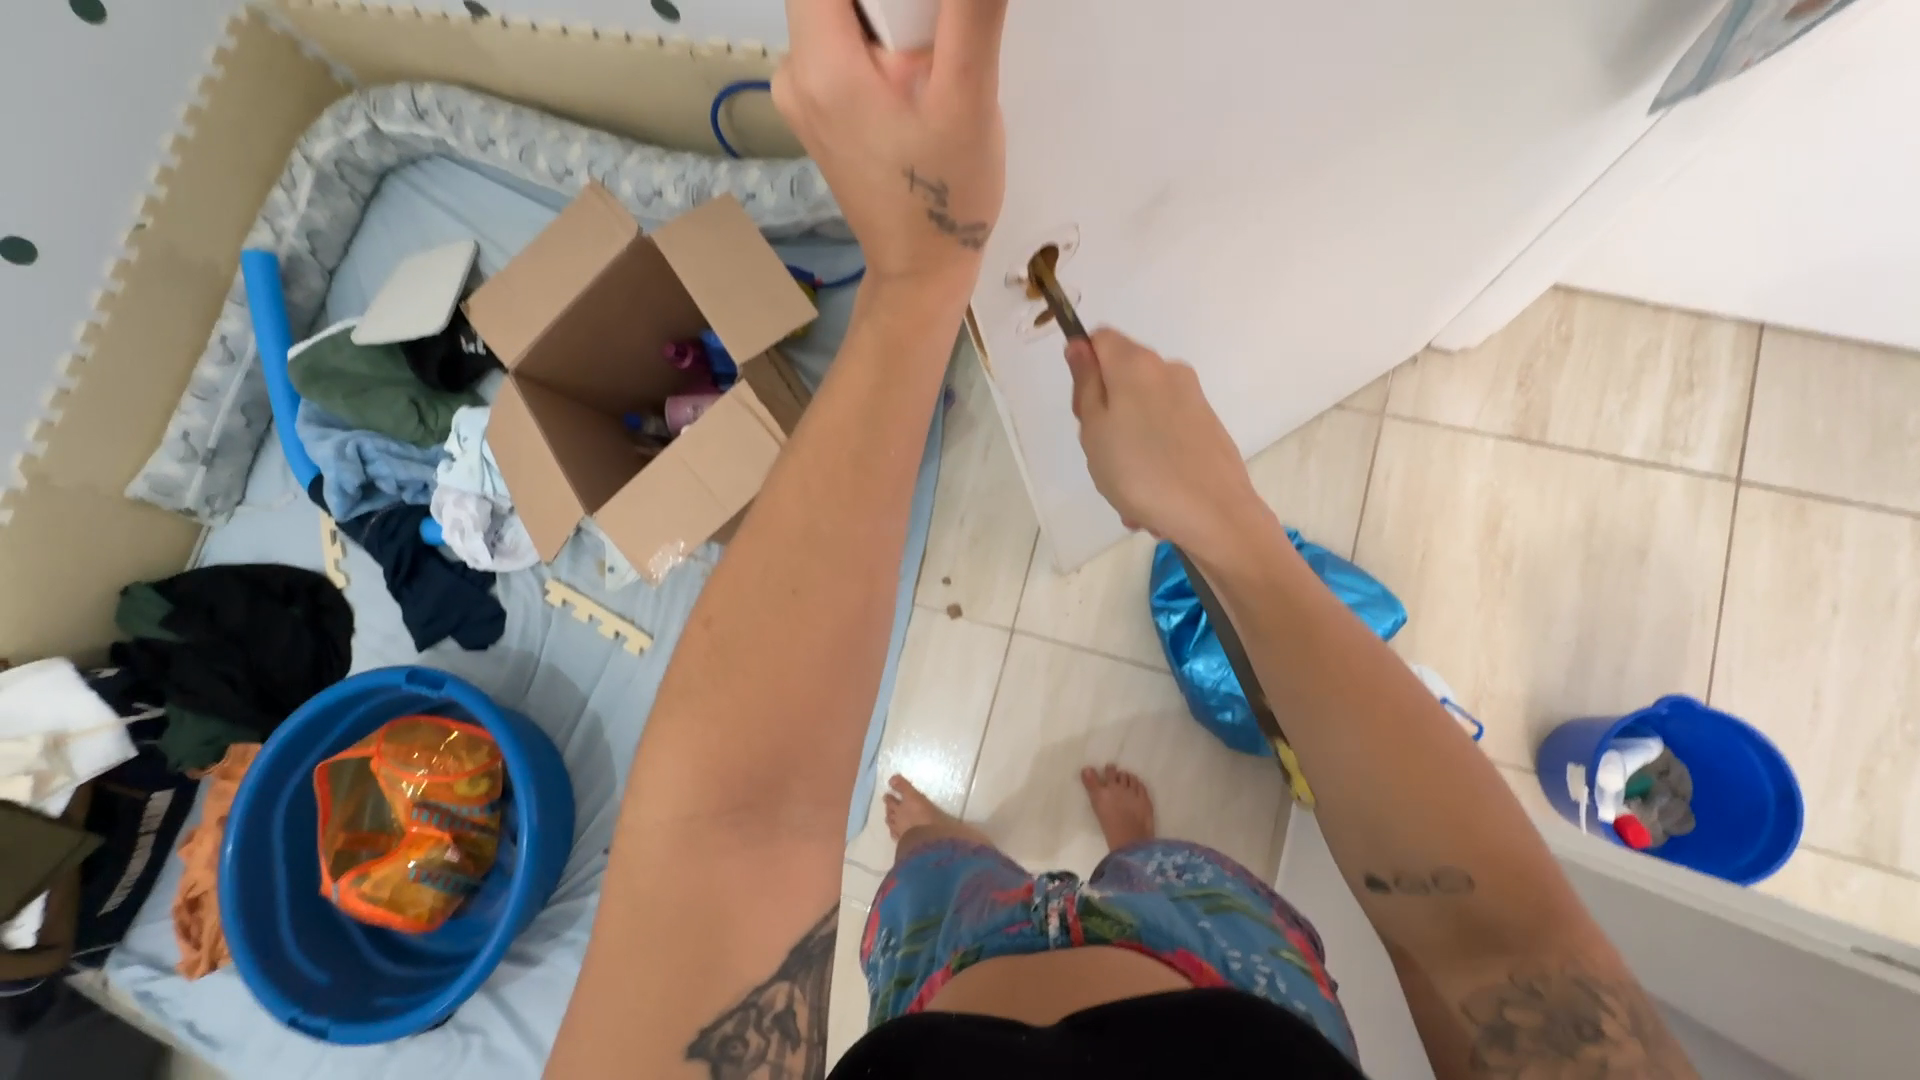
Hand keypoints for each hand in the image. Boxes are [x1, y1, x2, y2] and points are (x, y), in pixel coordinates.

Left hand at [774, 0, 1008, 294]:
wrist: (922, 271)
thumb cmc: (945, 195)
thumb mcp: (969, 97)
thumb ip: (971, 11)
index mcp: (818, 63)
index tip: (924, 12)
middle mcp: (793, 72)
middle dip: (898, 4)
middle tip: (938, 42)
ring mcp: (801, 97)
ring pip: (843, 15)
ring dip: (895, 21)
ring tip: (933, 68)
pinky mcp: (818, 115)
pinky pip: (843, 50)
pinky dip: (882, 48)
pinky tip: (916, 85)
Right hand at [1066, 329, 1279, 561]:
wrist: (1214, 515)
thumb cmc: (1140, 472)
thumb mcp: (1094, 429)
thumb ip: (1085, 383)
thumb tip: (1079, 346)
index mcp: (1136, 364)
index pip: (1099, 339)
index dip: (1083, 367)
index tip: (1083, 408)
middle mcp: (1169, 370)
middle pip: (1122, 378)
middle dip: (1106, 412)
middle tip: (1100, 453)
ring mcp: (1193, 399)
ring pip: (1143, 412)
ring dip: (1128, 444)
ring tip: (1126, 489)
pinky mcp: (1208, 427)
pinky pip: (1166, 435)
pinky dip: (1153, 458)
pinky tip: (1150, 497)